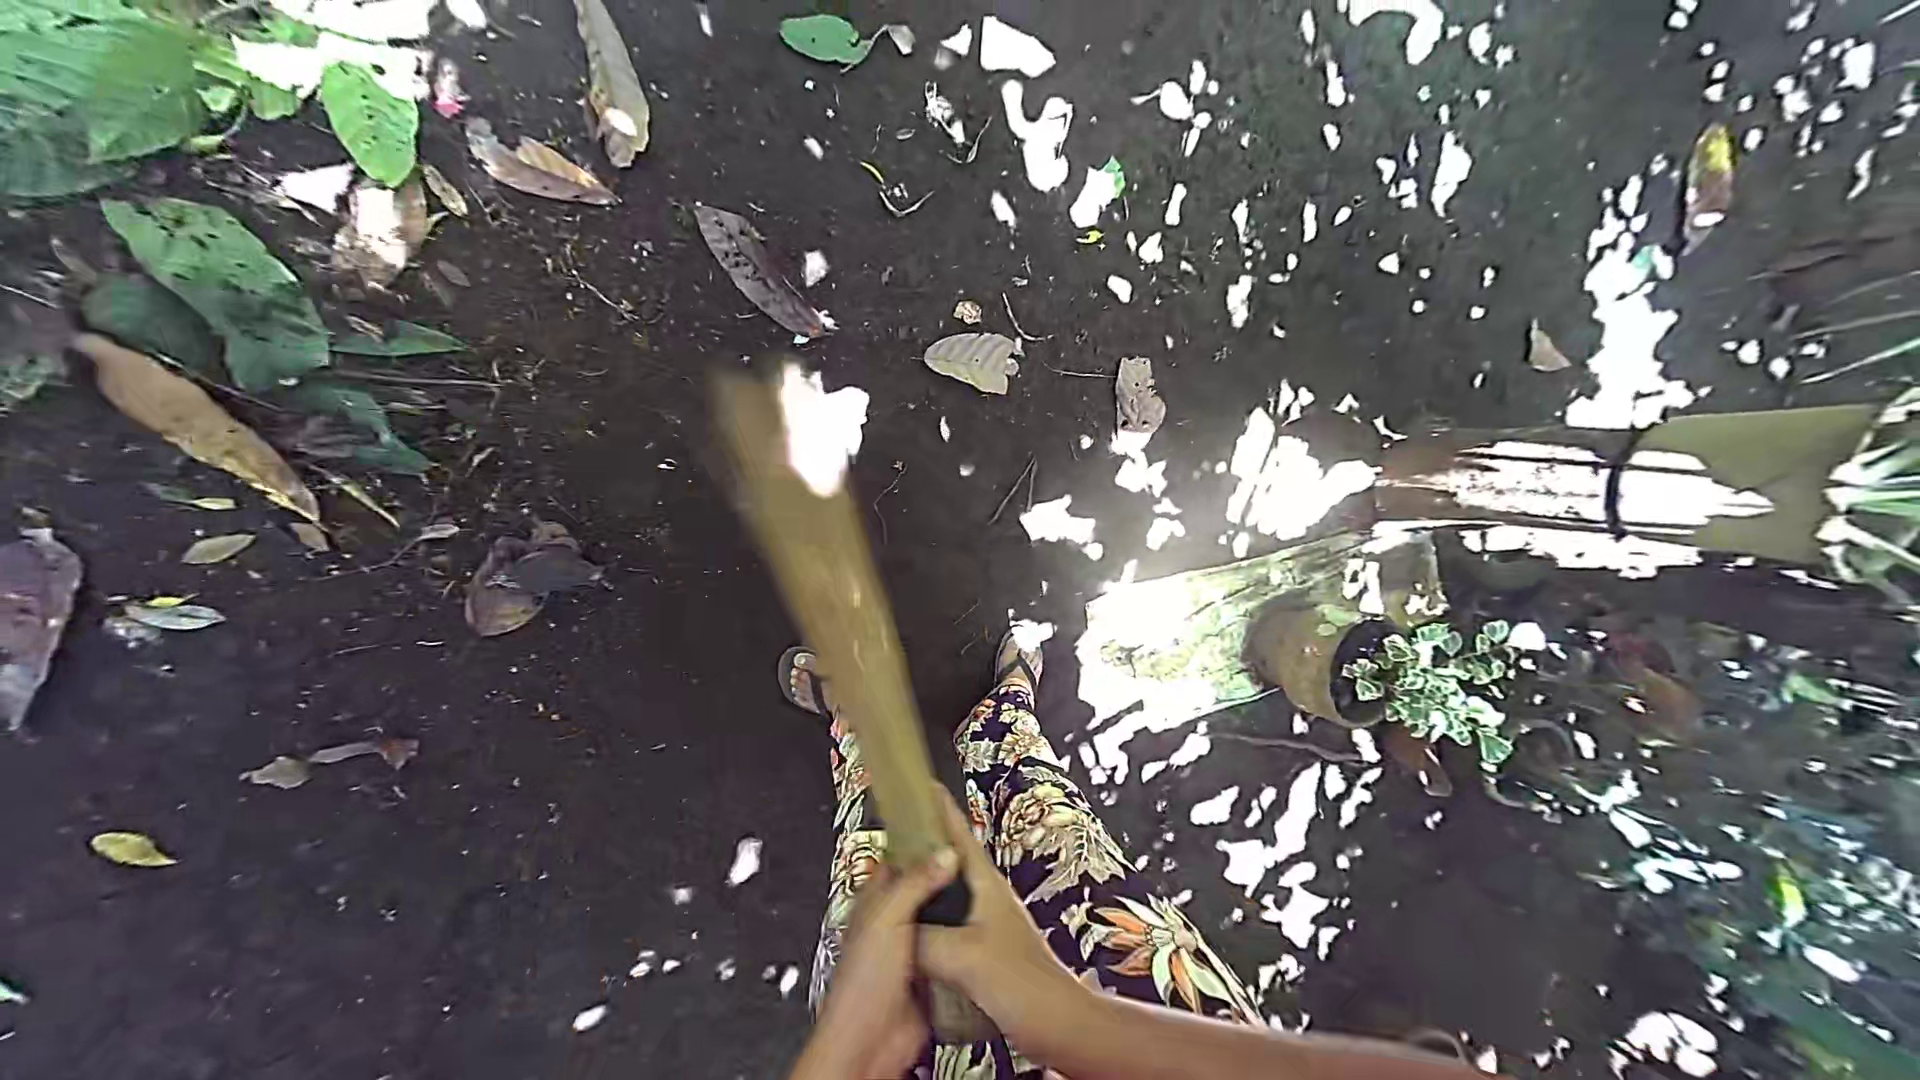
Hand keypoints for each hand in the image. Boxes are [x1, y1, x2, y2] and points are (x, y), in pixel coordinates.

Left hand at [793, 847, 959, 1078]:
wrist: (870, 1046)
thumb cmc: (860, 986)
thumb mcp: (889, 919)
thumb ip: (916, 882)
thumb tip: (944, 853)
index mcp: (876, 901)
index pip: (899, 859)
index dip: (919, 842)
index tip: (945, 827)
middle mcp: (893, 922)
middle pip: (924, 888)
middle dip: (946, 877)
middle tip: (972, 860)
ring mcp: (912, 950)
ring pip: (939, 920)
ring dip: (957, 912)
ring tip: (982, 893)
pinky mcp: (930, 975)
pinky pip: (951, 953)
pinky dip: (963, 946)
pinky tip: (978, 936)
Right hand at [916, 791, 1087, 1045]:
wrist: (1057, 1021)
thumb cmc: (1021, 981)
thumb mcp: (964, 956)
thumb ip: (926, 940)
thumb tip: (897, 931)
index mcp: (986, 883)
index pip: (961, 834)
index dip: (942, 809)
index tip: (924, 786)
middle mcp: (988, 895)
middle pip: (952, 859)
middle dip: (927, 843)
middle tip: (898, 834)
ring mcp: (987, 920)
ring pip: (950, 891)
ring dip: (927, 883)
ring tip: (898, 879)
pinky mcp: (984, 947)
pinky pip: (950, 921)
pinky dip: (930, 918)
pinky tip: (914, 933)